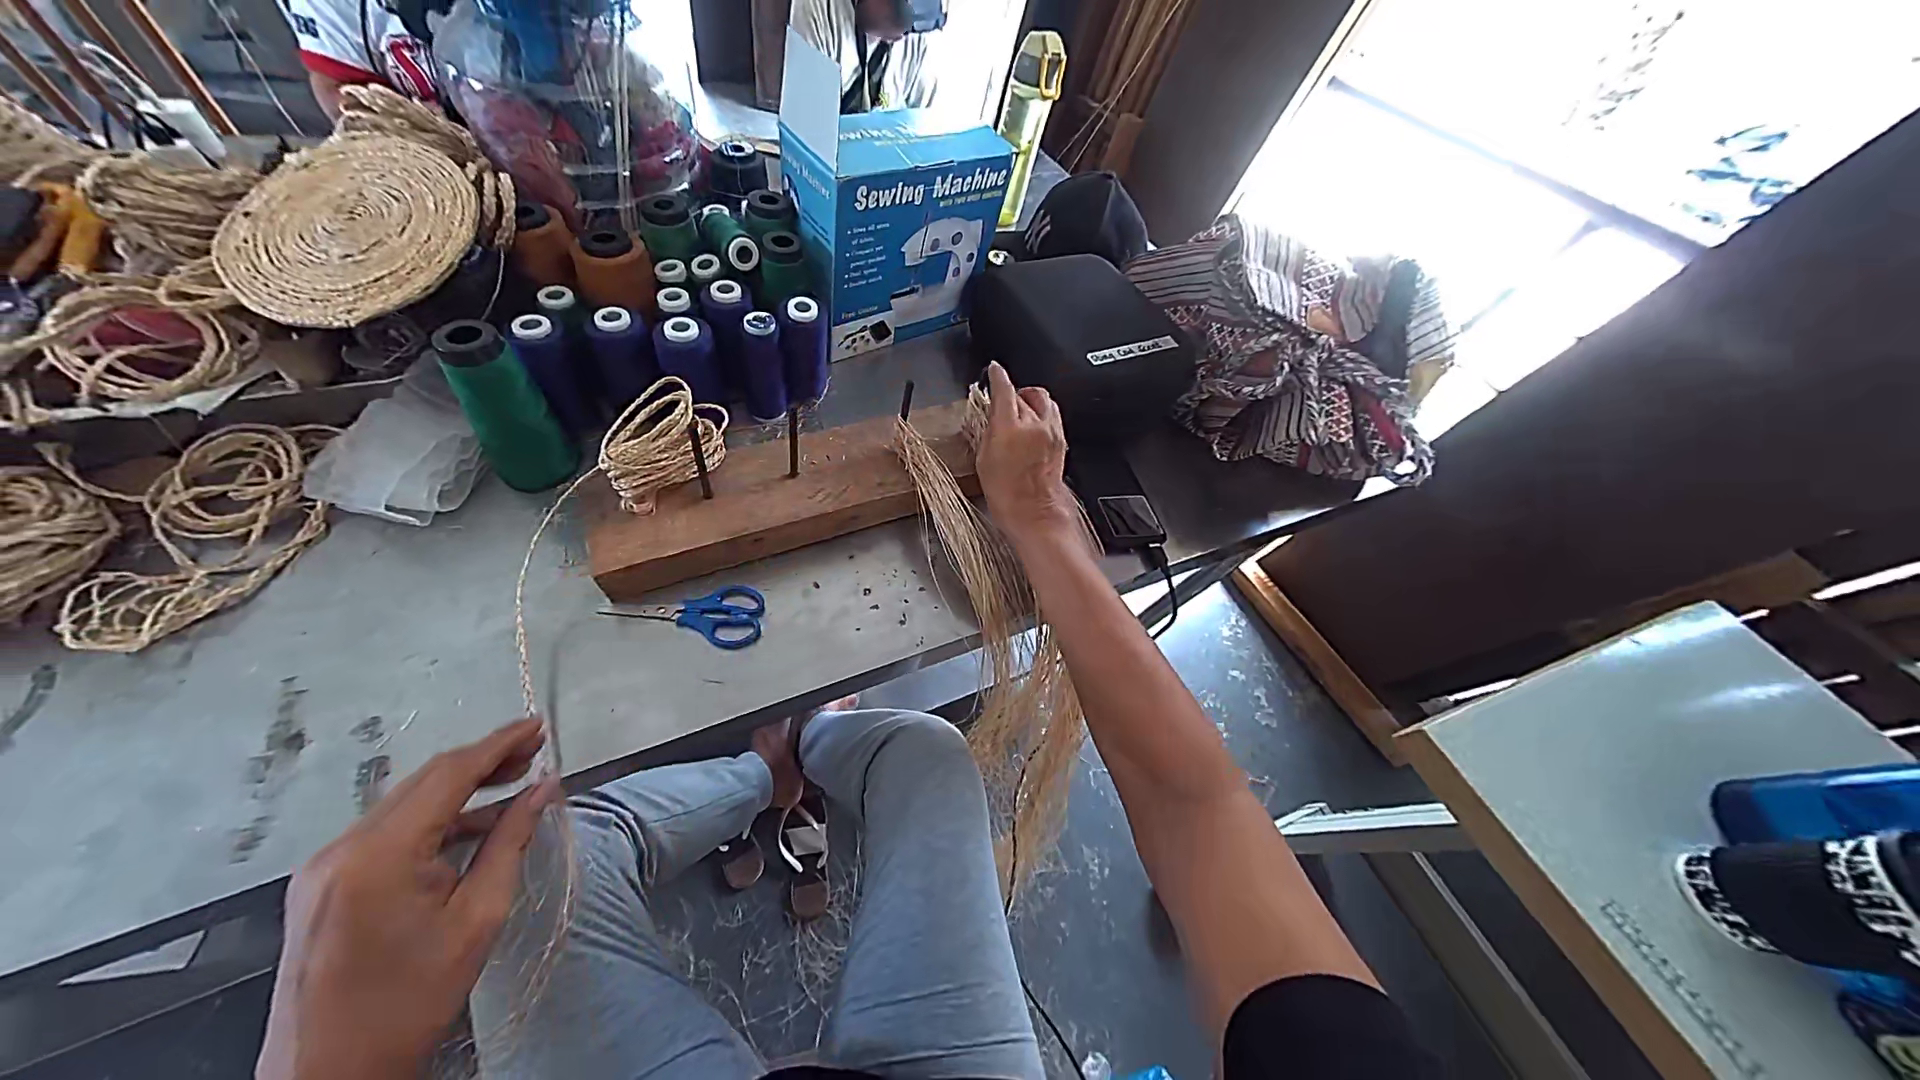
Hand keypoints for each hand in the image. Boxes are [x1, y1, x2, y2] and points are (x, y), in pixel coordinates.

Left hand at [257, 718, 559, 1079]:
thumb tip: (542, 789)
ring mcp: (325, 866)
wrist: (327, 1074)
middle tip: (535, 749)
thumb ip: (511, 842)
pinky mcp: (323, 882)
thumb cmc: (411, 1000)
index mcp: (378, 856)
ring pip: (407, 802)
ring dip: (462, 787)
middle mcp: (341, 849)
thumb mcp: (479, 917)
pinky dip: (437, 817)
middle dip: (484, 760)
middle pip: (424, 781)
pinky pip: (390, 830)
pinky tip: (475, 823)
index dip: (498, 744)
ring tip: (515, 780)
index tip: (537, 725)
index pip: (448, 776)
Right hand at [977, 361, 1078, 544]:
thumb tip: (989, 416)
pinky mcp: (1061, 440)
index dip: (997, 375)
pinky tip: (1034, 424)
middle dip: (1011, 394)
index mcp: (1009, 426)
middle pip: (1022, 394)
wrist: (1034, 513)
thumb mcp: (984, 459)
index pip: (1004, 388)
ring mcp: (1050, 431)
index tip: (994, 370)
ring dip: (1029, 400)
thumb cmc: (1007, 494)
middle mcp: (1033, 424)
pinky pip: (1052, 414)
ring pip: (1042, 400)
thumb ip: (988, 431)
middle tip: (1001, 403)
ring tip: (1020, 410)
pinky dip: (1042, 412)